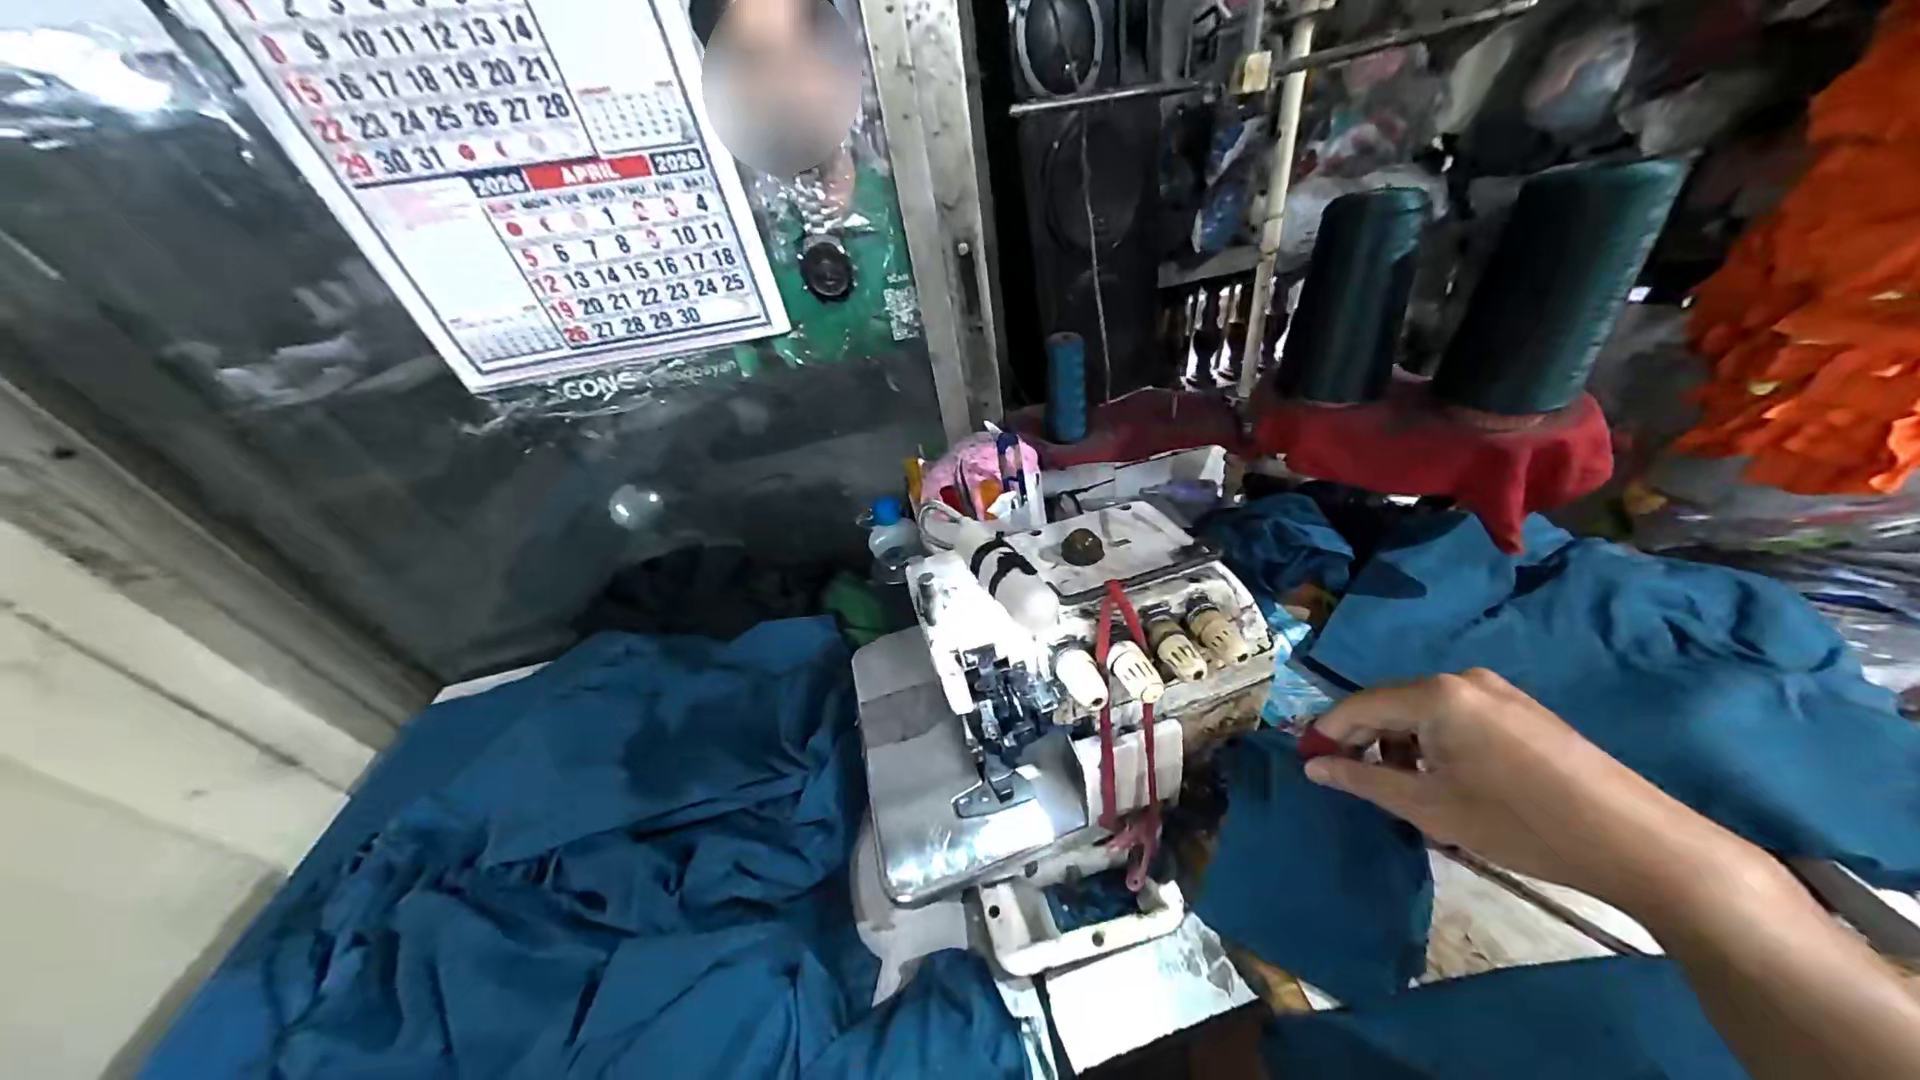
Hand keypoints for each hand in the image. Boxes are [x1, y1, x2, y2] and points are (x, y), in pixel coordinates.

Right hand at [1303, 669, 1776, 917]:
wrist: (1642, 845)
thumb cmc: (1519, 823)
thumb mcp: (1428, 807)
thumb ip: (1360, 779)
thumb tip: (1312, 766)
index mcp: (1434, 694)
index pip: (1357, 705)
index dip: (1327, 734)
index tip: (1309, 762)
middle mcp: (1461, 679)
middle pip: (1389, 704)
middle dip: (1365, 740)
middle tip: (1354, 780)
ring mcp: (1497, 691)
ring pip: (1421, 711)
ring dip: (1400, 744)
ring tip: (1405, 788)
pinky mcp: (1522, 710)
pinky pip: (1455, 715)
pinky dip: (1434, 742)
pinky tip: (1446, 778)